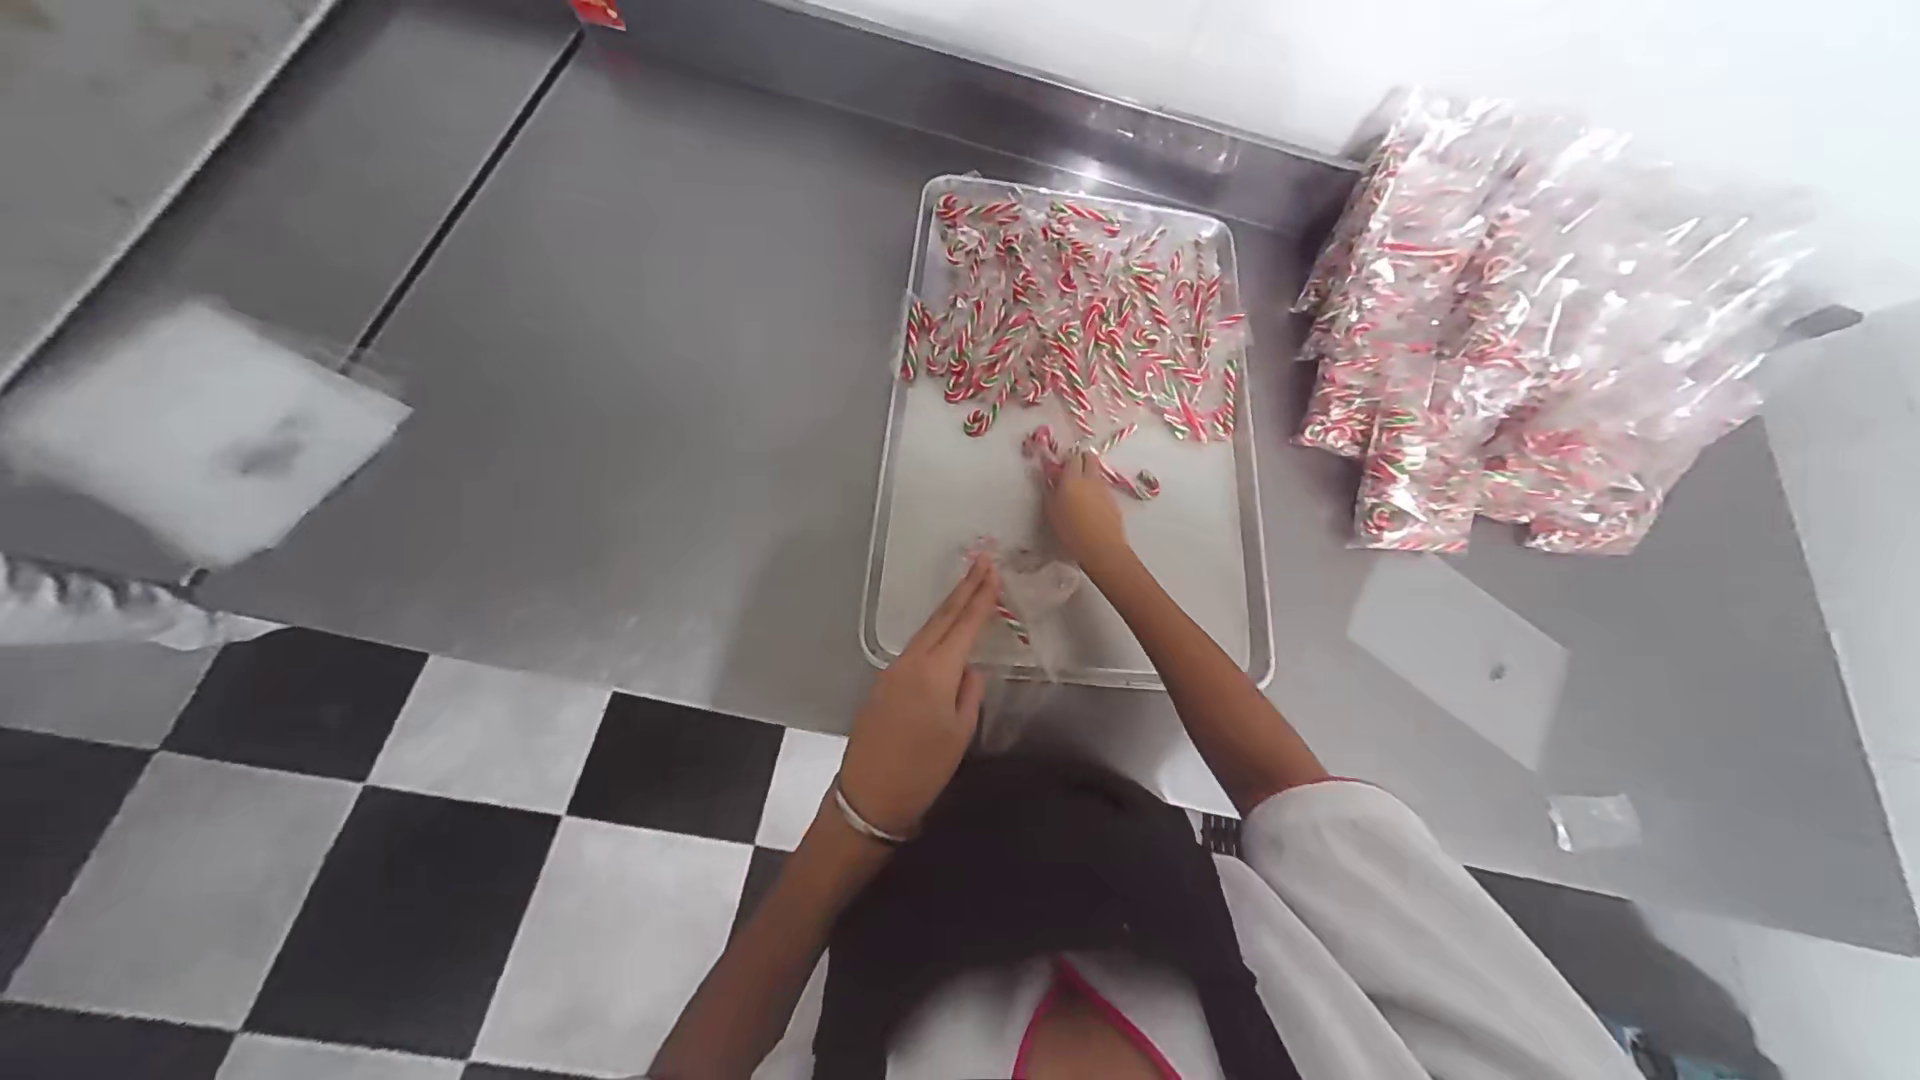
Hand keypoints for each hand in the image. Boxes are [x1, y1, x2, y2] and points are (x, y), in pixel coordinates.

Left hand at [838, 556, 996, 836]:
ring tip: (968, 586)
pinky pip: (916, 647)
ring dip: (949, 607)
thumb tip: (969, 670)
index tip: (993, 571)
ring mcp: (895, 669)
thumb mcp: (960, 732)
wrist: (870, 795)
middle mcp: (913, 661)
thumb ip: (969, 692)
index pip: (964, 625)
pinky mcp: (885, 682)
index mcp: (936, 671)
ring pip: (928, 630)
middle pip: (942, 618)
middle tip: (981, 561)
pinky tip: (944, 629)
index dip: (981, 598)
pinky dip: (934, 631)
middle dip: (964, 588)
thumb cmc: (923, 769)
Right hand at [1045, 452, 1131, 577]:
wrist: (1101, 548)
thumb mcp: (1051, 512)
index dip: (1066, 460)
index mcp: (1072, 479)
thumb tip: (1049, 477)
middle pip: (1089, 458)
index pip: (1072, 458)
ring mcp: (1104, 489)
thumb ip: (1050, 491)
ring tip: (1080, 492)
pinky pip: (1103, 488)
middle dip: (1082, 459)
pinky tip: (1091, 505)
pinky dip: (1096, 490)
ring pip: (1097, 473)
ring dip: (1089, 475)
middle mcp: (1090, 479)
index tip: (1060, 468)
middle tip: (1072, 472)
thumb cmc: (1070, 532)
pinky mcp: (1114, 500)